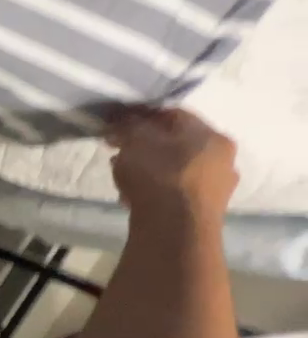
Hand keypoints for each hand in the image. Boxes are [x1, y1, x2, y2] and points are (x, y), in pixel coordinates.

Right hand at [107, 108, 237, 219]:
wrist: (175, 224)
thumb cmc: (157, 174)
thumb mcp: (136, 141)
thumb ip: (131, 125)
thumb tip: (126, 118)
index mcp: (211, 135)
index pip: (174, 113)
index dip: (141, 113)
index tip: (115, 119)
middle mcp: (223, 156)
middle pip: (176, 139)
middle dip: (143, 139)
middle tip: (114, 144)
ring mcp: (218, 181)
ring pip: (176, 161)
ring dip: (147, 160)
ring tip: (121, 168)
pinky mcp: (207, 202)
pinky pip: (177, 182)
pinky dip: (156, 180)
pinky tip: (135, 188)